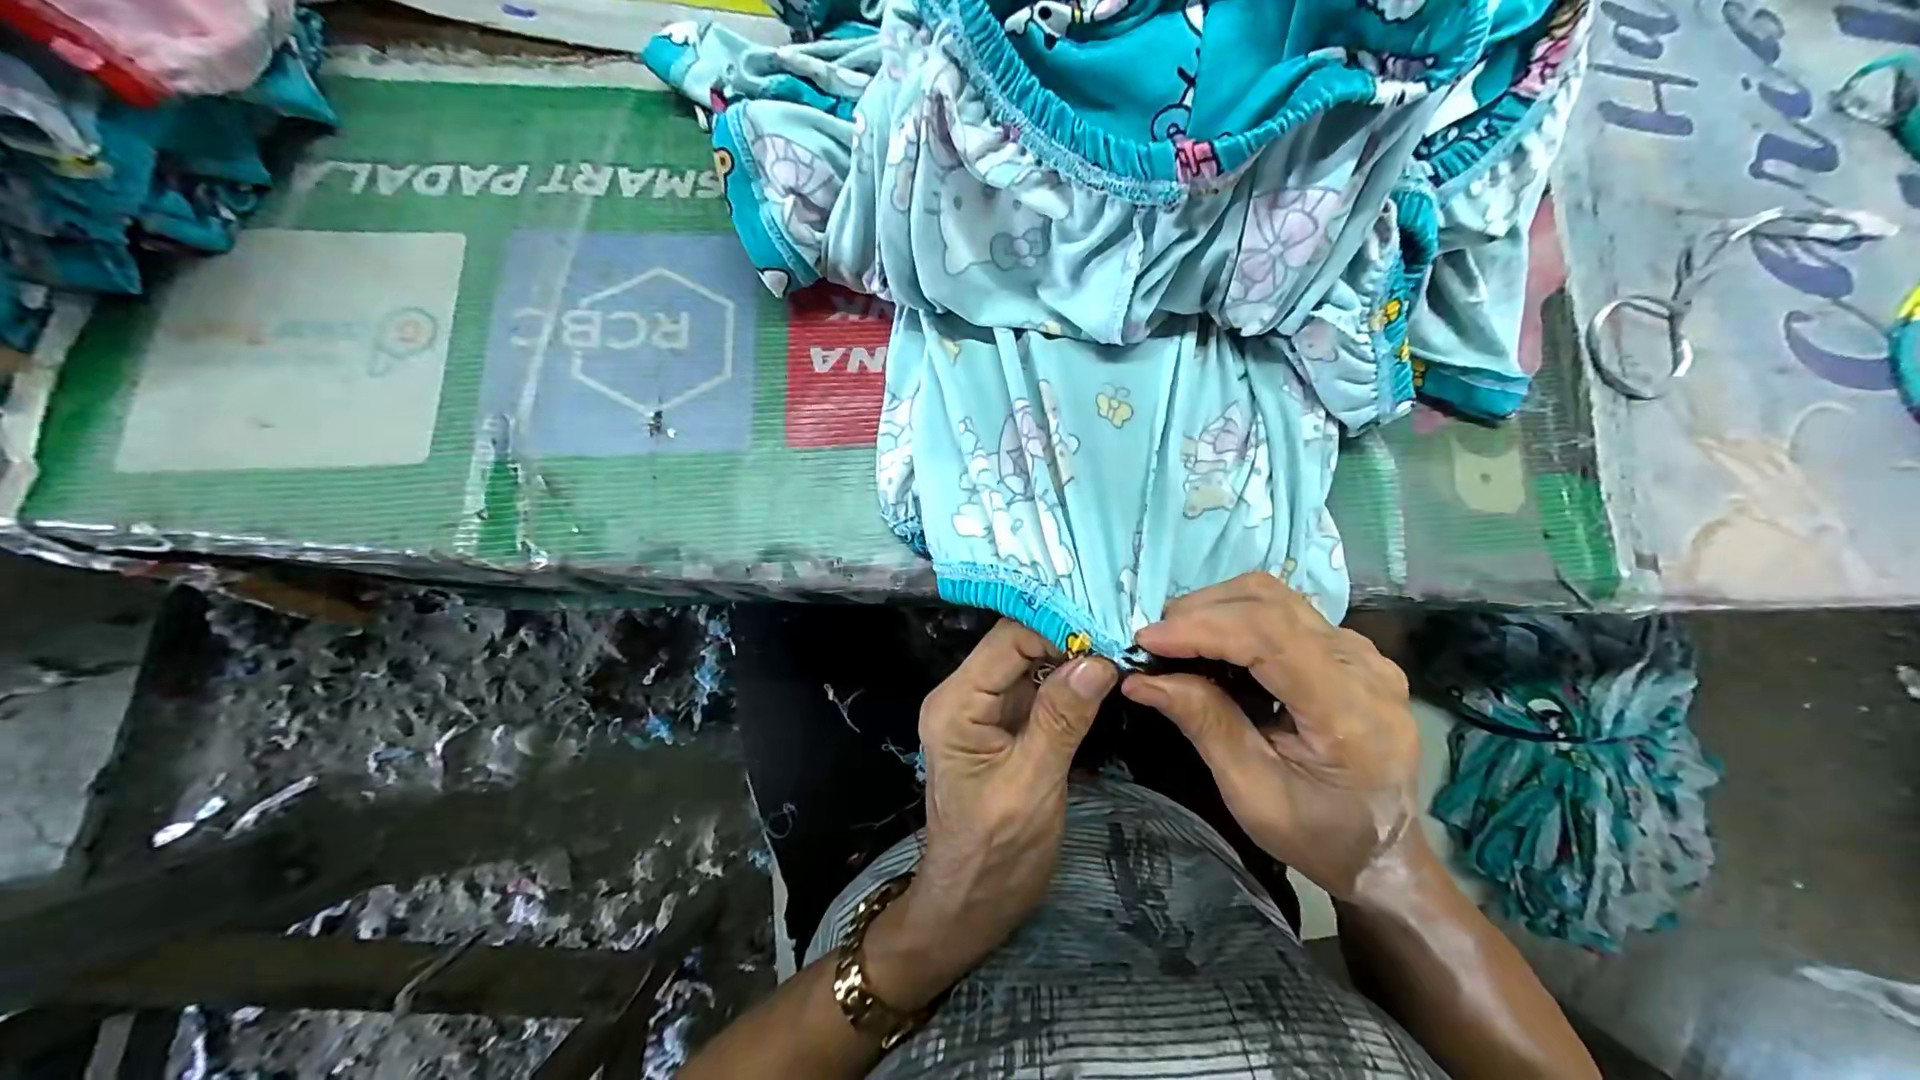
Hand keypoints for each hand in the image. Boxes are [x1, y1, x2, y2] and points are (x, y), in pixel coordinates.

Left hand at [865, 621, 1116, 1009]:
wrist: (972, 904)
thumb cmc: (996, 854)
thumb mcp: (1033, 784)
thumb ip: (1061, 719)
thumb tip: (1099, 660)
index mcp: (957, 702)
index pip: (1009, 639)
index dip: (1059, 627)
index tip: (1111, 629)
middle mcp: (965, 695)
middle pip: (1018, 645)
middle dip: (1069, 638)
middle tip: (1124, 636)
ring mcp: (984, 710)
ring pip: (1030, 664)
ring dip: (1073, 658)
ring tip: (1121, 649)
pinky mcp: (1003, 726)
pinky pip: (1037, 690)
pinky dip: (1068, 684)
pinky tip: (1102, 678)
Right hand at [1120, 572, 1420, 901]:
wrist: (1384, 852)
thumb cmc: (1318, 835)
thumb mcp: (1252, 793)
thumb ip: (1204, 725)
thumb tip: (1141, 680)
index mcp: (1348, 711)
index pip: (1269, 637)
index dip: (1202, 628)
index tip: (1146, 641)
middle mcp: (1364, 667)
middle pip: (1270, 602)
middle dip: (1200, 612)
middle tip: (1154, 644)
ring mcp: (1363, 652)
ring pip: (1275, 596)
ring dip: (1215, 608)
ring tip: (1177, 640)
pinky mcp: (1351, 649)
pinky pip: (1284, 611)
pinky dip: (1236, 617)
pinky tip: (1212, 645)